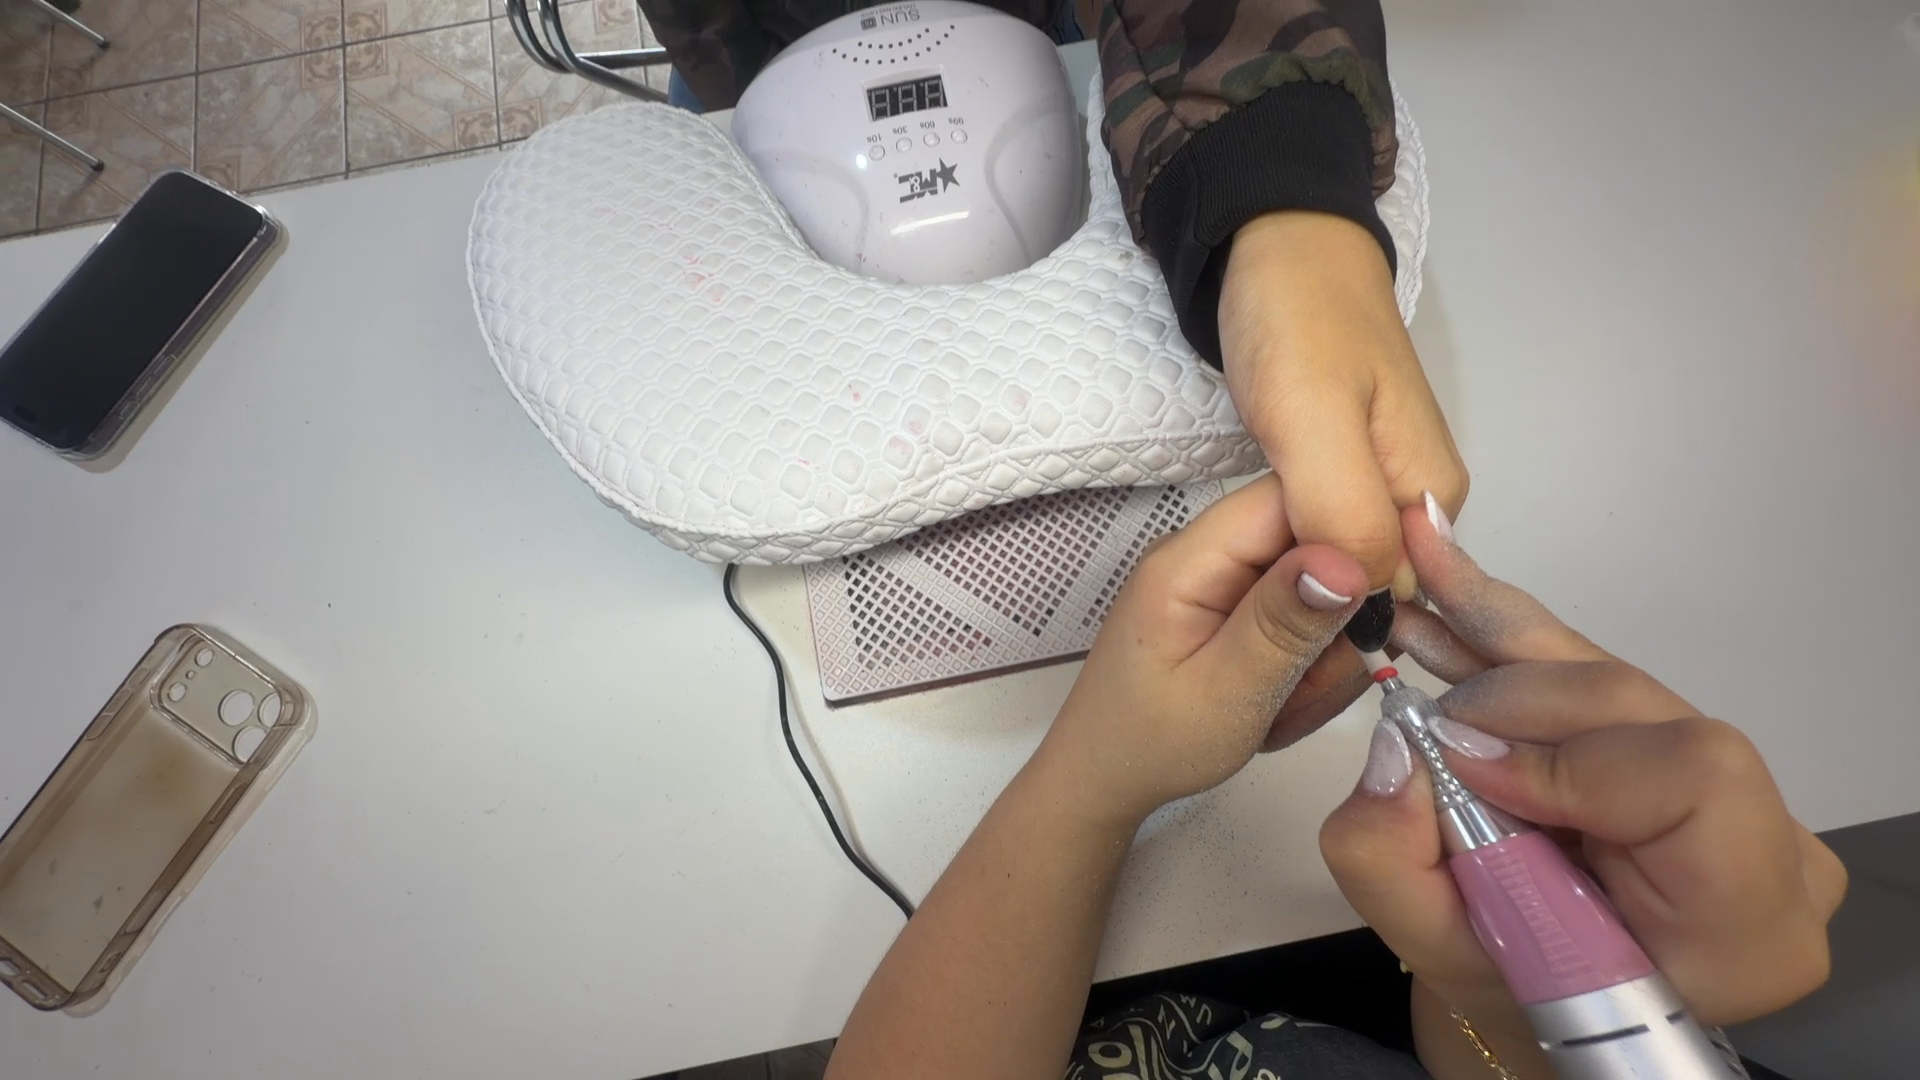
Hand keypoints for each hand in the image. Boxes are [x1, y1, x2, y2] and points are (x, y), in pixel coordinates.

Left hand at [1035, 473, 1369, 824]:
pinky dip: (1308, 660)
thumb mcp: (1225, 693)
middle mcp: (1204, 552)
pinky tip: (1279, 698)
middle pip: (1315, 538)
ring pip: (1321, 584)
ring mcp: (1221, 577)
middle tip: (1306, 682)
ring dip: (1323, 651)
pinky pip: (1302, 613)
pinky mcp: (1235, 604)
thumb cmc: (1150, 741)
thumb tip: (1349, 557)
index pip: (1289, 493)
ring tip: (1281, 703)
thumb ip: (1283, 625)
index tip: (1382, 604)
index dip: (1354, 533)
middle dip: (1336, 616)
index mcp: (1187, 559)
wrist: (1107, 769)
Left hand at [1219, 211, 1467, 598]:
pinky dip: (1287, 543)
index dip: (1325, 615)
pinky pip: (1319, 527)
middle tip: (1242, 606)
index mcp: (1427, 496)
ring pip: (1336, 558)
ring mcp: (1376, 479)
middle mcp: (1413, 496)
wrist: (1277, 250)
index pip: (1388, 597)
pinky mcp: (1340, 465)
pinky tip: (1255, 549)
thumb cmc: (1295, 326)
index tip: (1266, 621)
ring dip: (1291, 575)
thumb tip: (1359, 597)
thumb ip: (1341, 509)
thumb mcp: (1311, 421)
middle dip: (1306, 601)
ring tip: (1241, 584)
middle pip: (1362, 583)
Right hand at [1319, 497, 1846, 1074]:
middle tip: (1413, 708)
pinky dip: (1492, 621)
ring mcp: (1713, 775)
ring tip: (1401, 598)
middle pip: (1634, 701)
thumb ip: (1386, 852)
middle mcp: (1757, 833)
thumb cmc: (1490, 970)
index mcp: (1737, 915)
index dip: (1565, 755)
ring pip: (1595, 665)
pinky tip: (1436, 575)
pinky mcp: (1654, 732)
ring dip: (1483, 632)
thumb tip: (1397, 741)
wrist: (1531, 973)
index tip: (1457, 764)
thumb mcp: (1418, 934)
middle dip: (1502, 696)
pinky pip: (1574, 659)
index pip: (1693, 779)